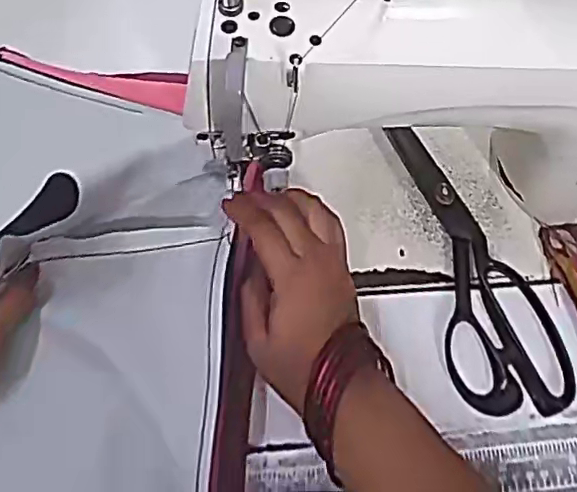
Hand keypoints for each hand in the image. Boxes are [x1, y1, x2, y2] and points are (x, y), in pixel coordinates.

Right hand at [222, 190, 358, 404]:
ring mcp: (332, 260)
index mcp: (292, 276)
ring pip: (314, 209)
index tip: (233, 205)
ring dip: (291, 197)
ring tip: (274, 196)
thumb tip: (250, 267)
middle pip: (287, 211)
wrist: (339, 381)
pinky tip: (305, 208)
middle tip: (246, 197)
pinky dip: (314, 209)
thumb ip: (249, 295)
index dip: (244, 211)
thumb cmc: (303, 366)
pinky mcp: (343, 265)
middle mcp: (316, 261)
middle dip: (261, 199)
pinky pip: (331, 223)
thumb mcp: (256, 340)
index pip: (263, 227)